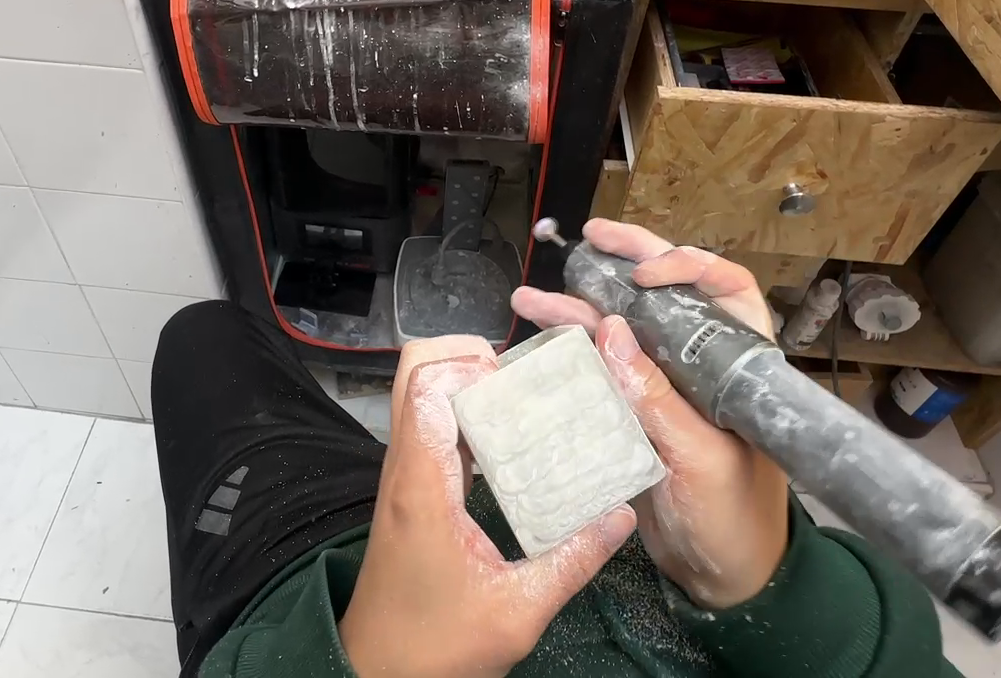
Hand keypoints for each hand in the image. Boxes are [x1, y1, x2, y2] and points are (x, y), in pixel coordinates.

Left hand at [339, 335, 637, 677]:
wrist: (379, 673)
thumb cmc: (438, 644)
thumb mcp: (517, 610)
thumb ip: (572, 561)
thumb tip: (621, 515)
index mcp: (422, 481)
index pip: (424, 384)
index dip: (465, 362)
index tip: (512, 378)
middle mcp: (404, 463)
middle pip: (413, 370)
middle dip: (460, 353)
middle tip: (514, 376)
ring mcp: (403, 470)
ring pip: (418, 390)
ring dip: (461, 377)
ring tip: (517, 394)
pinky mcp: (409, 483)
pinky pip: (427, 420)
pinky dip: (459, 407)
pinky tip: (503, 430)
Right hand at [511, 218, 790, 610]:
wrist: (717, 573)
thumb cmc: (734, 516)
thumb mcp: (701, 457)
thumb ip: (656, 397)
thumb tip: (612, 331)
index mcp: (734, 362)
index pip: (723, 288)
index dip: (687, 267)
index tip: (644, 274)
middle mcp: (696, 358)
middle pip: (664, 292)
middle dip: (626, 258)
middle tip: (591, 236)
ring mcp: (660, 379)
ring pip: (619, 324)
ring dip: (574, 305)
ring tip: (529, 294)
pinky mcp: (630, 403)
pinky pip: (596, 363)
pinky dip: (566, 346)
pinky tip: (535, 333)